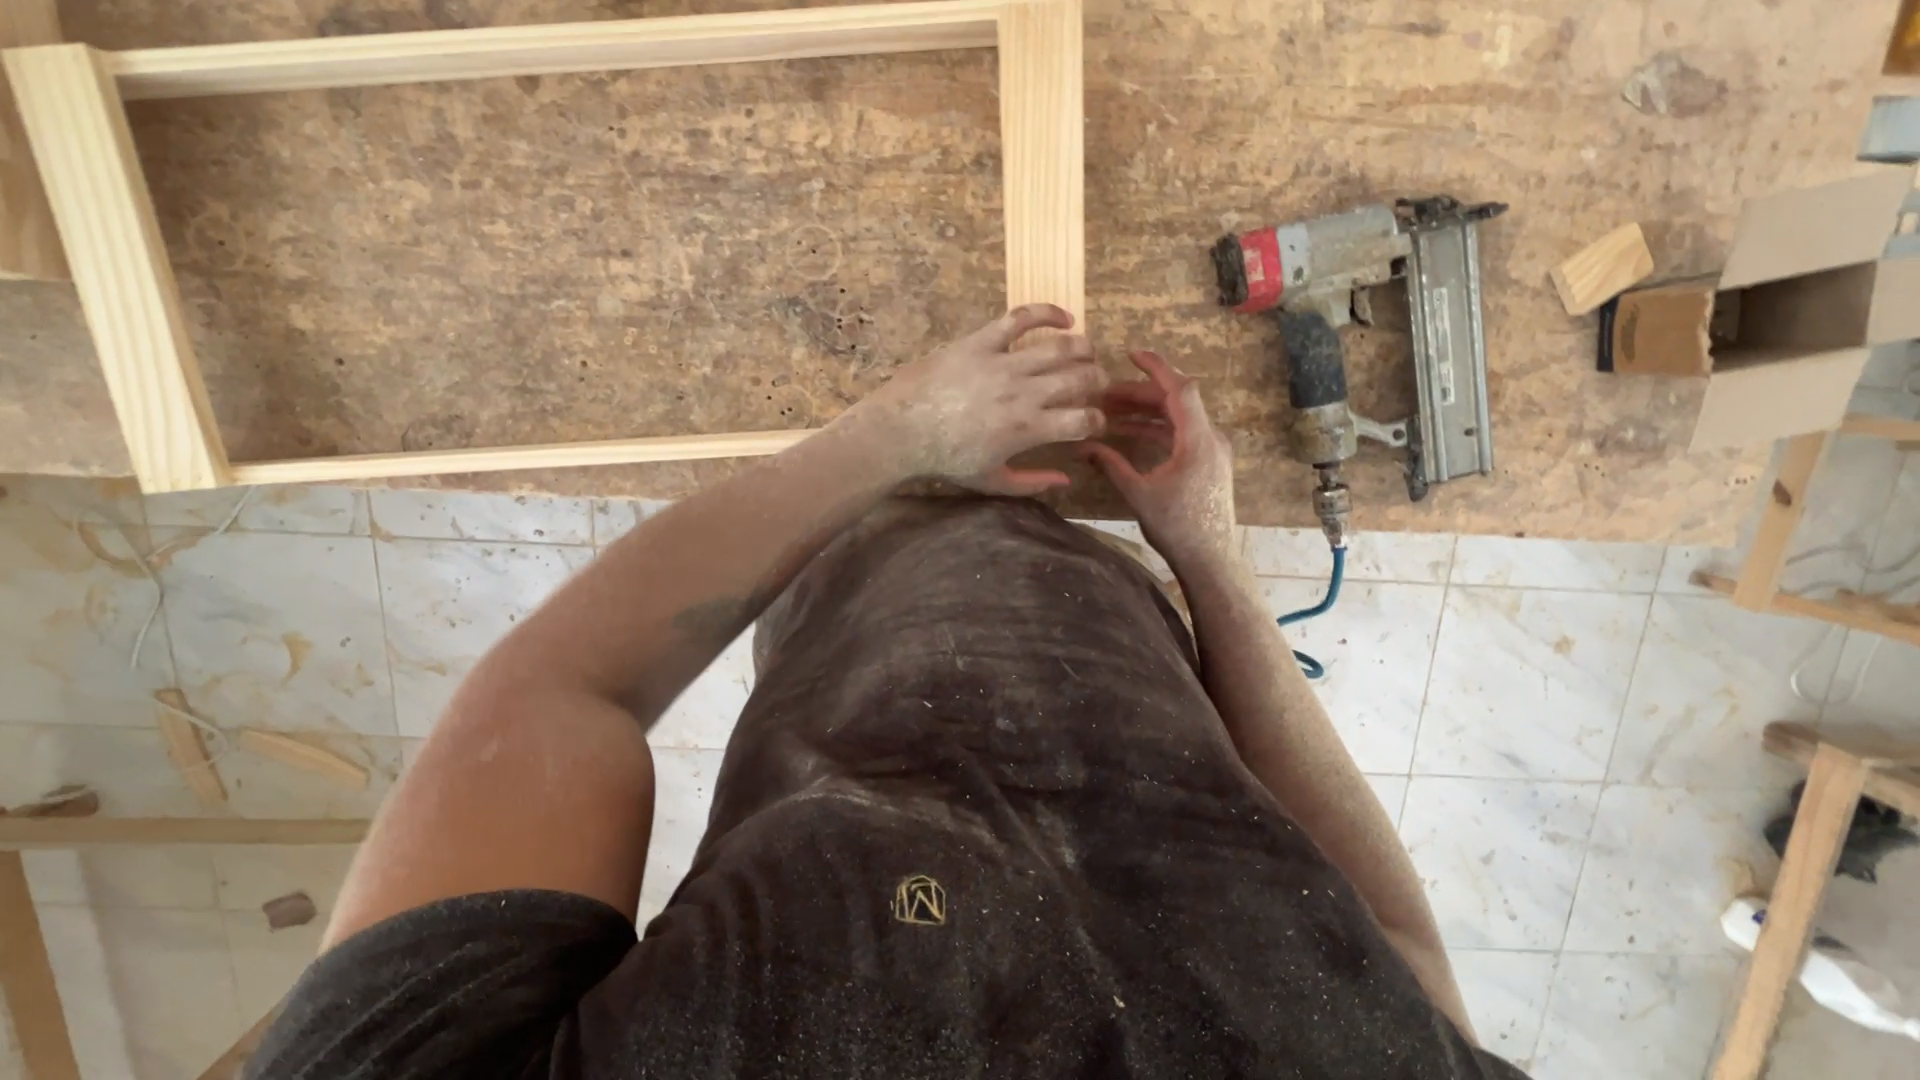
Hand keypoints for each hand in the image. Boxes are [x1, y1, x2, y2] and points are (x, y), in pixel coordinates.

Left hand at [848, 305, 1108, 494]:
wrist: (901, 431)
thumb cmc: (945, 460)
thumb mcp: (991, 481)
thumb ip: (1032, 482)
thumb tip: (1067, 481)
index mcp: (1029, 429)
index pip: (1084, 420)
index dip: (1097, 421)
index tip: (1093, 422)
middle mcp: (1024, 393)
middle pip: (1081, 379)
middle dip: (1098, 382)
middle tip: (1095, 385)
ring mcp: (1003, 364)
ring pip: (1061, 347)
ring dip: (1084, 349)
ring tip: (1086, 354)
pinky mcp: (981, 341)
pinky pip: (1021, 318)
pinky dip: (1048, 313)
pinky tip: (1064, 318)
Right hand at [1080, 351, 1237, 566]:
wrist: (1210, 559)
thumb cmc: (1177, 527)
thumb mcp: (1138, 494)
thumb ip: (1112, 465)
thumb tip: (1083, 447)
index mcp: (1198, 440)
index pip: (1179, 388)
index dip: (1155, 367)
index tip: (1129, 355)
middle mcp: (1211, 438)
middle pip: (1177, 401)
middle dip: (1140, 394)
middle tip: (1106, 395)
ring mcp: (1212, 451)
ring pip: (1179, 418)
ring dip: (1146, 413)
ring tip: (1112, 413)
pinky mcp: (1208, 464)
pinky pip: (1182, 435)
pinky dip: (1157, 430)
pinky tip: (1130, 434)